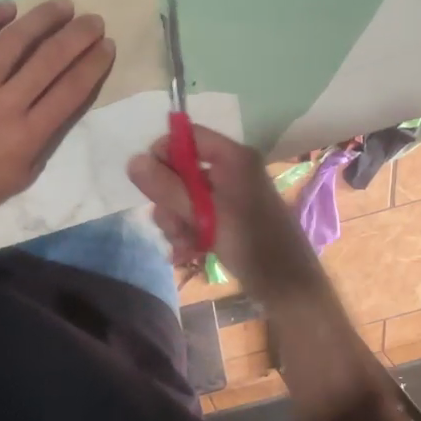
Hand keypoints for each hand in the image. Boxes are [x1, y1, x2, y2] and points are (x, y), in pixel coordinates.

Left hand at [0, 0, 115, 228]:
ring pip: (12, 42)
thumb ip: (46, 135)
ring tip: (62, 6)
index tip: (106, 46)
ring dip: (41, 18)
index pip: (71, 89)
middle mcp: (5, 106)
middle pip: (49, 59)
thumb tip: (65, 98)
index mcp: (28, 134)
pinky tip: (7, 8)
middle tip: (93, 21)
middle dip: (77, 36)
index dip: (93, 64)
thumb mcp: (27, 172)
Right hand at [127, 125, 325, 303]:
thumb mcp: (204, 216)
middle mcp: (231, 170)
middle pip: (182, 171)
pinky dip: (188, 233)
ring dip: (176, 223)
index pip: (188, 136)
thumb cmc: (250, 244)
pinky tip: (187, 254)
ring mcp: (230, 195)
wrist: (287, 284)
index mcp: (233, 158)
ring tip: (183, 247)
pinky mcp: (228, 218)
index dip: (163, 155)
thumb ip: (168, 188)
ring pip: (185, 198)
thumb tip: (133, 161)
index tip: (148, 184)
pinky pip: (196, 216)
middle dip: (169, 201)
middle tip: (172, 226)